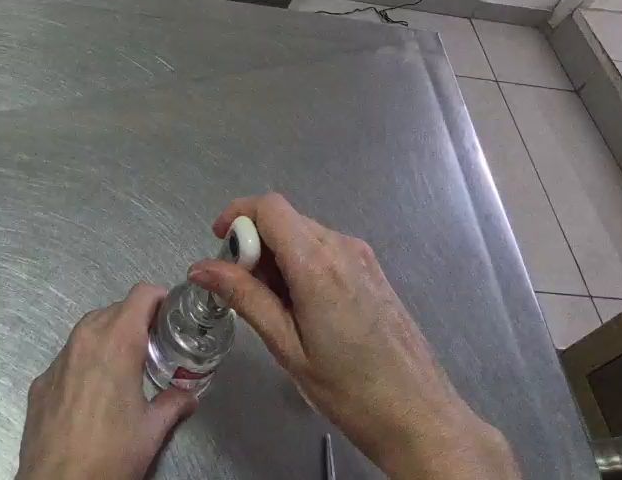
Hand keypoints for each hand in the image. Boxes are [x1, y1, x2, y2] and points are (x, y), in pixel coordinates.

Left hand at [16, 283, 197, 479]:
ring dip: (109, 336)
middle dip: (136, 319)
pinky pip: (68, 357)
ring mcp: (58, 359)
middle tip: (153, 343)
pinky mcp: (40, 381)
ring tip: (124, 364)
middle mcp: (85, 339)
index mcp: (117, 342)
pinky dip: (84, 362)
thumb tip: (188, 396)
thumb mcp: (151, 431)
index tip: (170, 312)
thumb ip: (173, 404)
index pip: (141, 294)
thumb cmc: (109, 456)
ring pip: (88, 329)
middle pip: (115, 308)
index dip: (159, 297)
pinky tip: (92, 392)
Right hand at [189, 195, 518, 479]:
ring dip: (278, 255)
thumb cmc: (350, 390)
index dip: (238, 215)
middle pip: (284, 218)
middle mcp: (341, 246)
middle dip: (254, 243)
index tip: (221, 246)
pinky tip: (304, 309)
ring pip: (303, 232)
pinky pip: (325, 248)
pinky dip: (302, 263)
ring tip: (276, 308)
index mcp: (317, 263)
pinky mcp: (371, 268)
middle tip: (243, 289)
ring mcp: (360, 255)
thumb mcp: (288, 347)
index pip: (269, 206)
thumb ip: (244, 298)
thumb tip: (201, 267)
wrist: (420, 415)